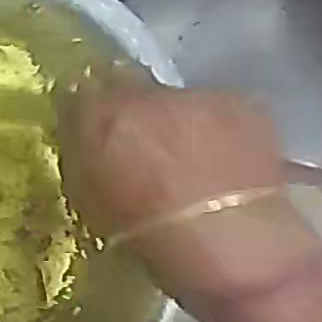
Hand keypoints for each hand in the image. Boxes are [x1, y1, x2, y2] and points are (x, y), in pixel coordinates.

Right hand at [58, 72, 321, 316]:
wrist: (224, 238)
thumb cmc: (139, 231)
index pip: (81, 88)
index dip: (83, 101)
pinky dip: (210, 126)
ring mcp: (196, 95)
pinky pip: (214, 108)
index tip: (84, 116)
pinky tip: (216, 157)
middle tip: (131, 136)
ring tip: (180, 153)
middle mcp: (146, 94)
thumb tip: (80, 131)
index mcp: (100, 117)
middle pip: (129, 83)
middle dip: (127, 104)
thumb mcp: (86, 194)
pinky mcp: (241, 103)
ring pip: (174, 97)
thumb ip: (81, 153)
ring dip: (171, 117)